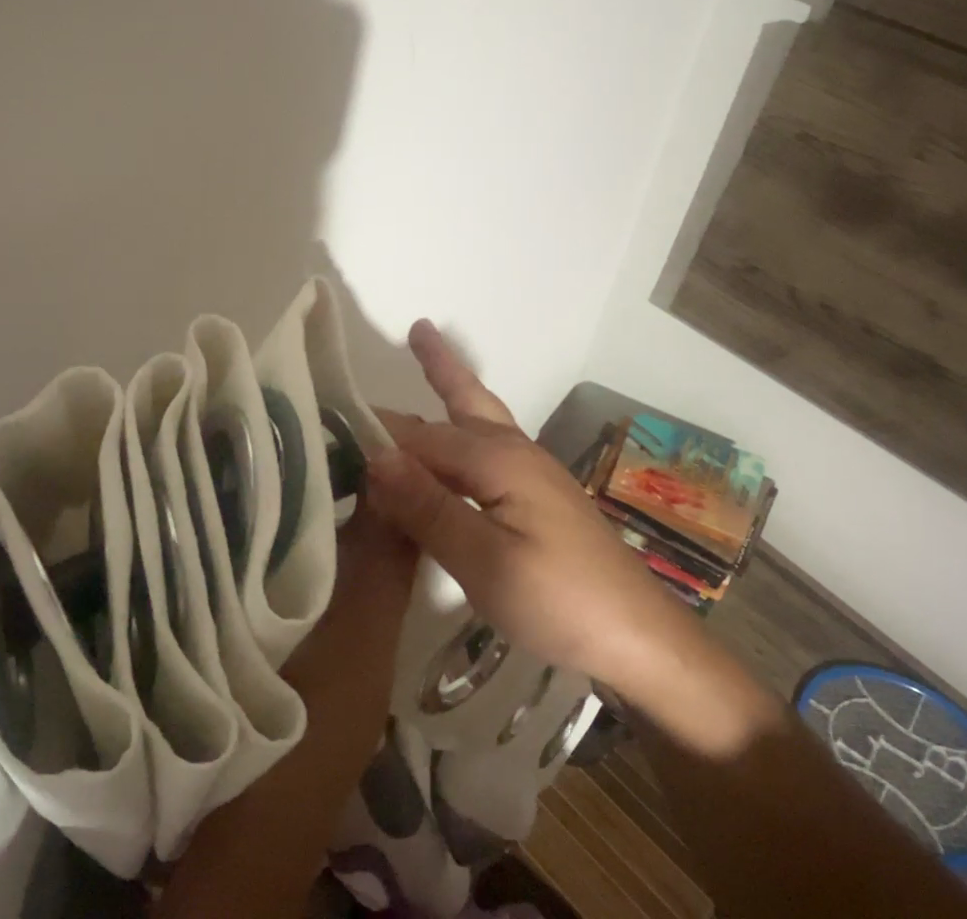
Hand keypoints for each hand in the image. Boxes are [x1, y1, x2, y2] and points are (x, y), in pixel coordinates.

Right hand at [364, 320, 694, 690]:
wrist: (635, 636)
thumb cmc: (557, 601)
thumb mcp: (485, 561)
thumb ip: (430, 508)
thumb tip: (375, 456)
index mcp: (498, 460)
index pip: (419, 436)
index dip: (376, 435)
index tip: (331, 429)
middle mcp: (515, 453)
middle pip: (466, 402)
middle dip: (439, 368)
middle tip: (415, 330)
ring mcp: (532, 475)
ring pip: (481, 419)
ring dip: (454, 390)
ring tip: (431, 357)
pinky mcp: (538, 500)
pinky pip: (489, 449)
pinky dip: (464, 432)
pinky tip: (455, 449)